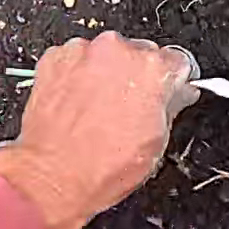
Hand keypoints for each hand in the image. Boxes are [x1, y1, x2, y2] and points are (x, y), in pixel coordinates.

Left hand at [0, 32, 197, 228]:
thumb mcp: (157, 140)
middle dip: (137, 76)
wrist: (52, 177)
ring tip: (97, 110)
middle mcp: (118, 51)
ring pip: (106, 55)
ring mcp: (84, 52)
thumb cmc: (102, 166)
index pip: (176, 61)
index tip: (165, 91)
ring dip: (105, 74)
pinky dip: (77, 76)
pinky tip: (77, 105)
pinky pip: (75, 60)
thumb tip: (176, 93)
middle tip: (127, 108)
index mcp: (152, 68)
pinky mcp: (55, 58)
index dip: (172, 81)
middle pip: (140, 53)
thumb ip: (172, 105)